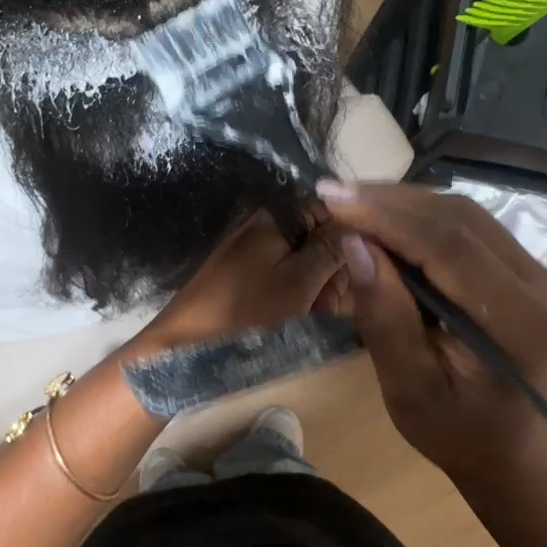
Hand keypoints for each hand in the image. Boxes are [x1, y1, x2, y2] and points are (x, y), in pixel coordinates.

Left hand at [132, 210, 344, 355]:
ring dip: (316, 284)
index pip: (329, 210)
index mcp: (276, 216)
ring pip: (302, 257)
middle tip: (331, 303)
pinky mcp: (244, 268)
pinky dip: (295, 291)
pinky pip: (282, 271)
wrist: (188, 336)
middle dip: (332, 267)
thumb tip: (358, 221)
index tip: (358, 271)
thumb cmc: (248, 308)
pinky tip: (299, 315)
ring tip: (316, 314)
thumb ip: (331, 249)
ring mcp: (252, 246)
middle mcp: (264, 223)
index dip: (350, 238)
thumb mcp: (300, 281)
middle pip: (317, 235)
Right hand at [318, 181, 546, 476]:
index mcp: (523, 325)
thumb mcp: (408, 388)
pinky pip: (475, 231)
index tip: (332, 198)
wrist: (517, 456)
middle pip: (462, 220)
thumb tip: (354, 244)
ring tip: (353, 204)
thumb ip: (385, 316)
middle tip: (333, 195)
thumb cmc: (457, 433)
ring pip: (469, 217)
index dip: (387, 216)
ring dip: (407, 205)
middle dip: (392, 201)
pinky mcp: (535, 274)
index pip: (450, 247)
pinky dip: (425, 220)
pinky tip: (388, 221)